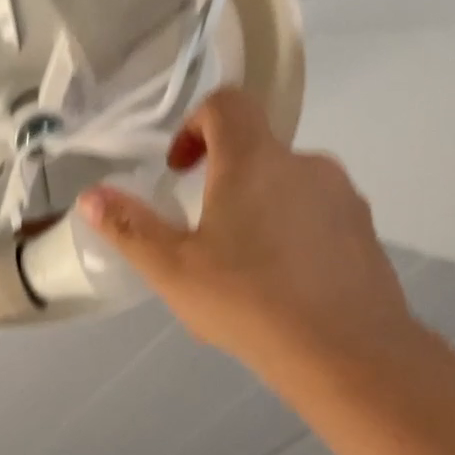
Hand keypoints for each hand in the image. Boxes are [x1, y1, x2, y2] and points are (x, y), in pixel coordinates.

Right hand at [78, 88, 415, 373]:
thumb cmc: (245, 300)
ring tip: (239, 272)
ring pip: (288, 188)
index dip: (194, 125)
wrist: (344, 350)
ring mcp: (342, 197)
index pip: (227, 104)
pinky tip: (278, 289)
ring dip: (257, 211)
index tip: (177, 171)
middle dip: (222, 182)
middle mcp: (305, 164)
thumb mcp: (170, 269)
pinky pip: (316, 219)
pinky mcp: (363, 232)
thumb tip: (91, 196)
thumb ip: (130, 227)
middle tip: (199, 237)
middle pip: (256, 152)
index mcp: (253, 161)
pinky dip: (290, 238)